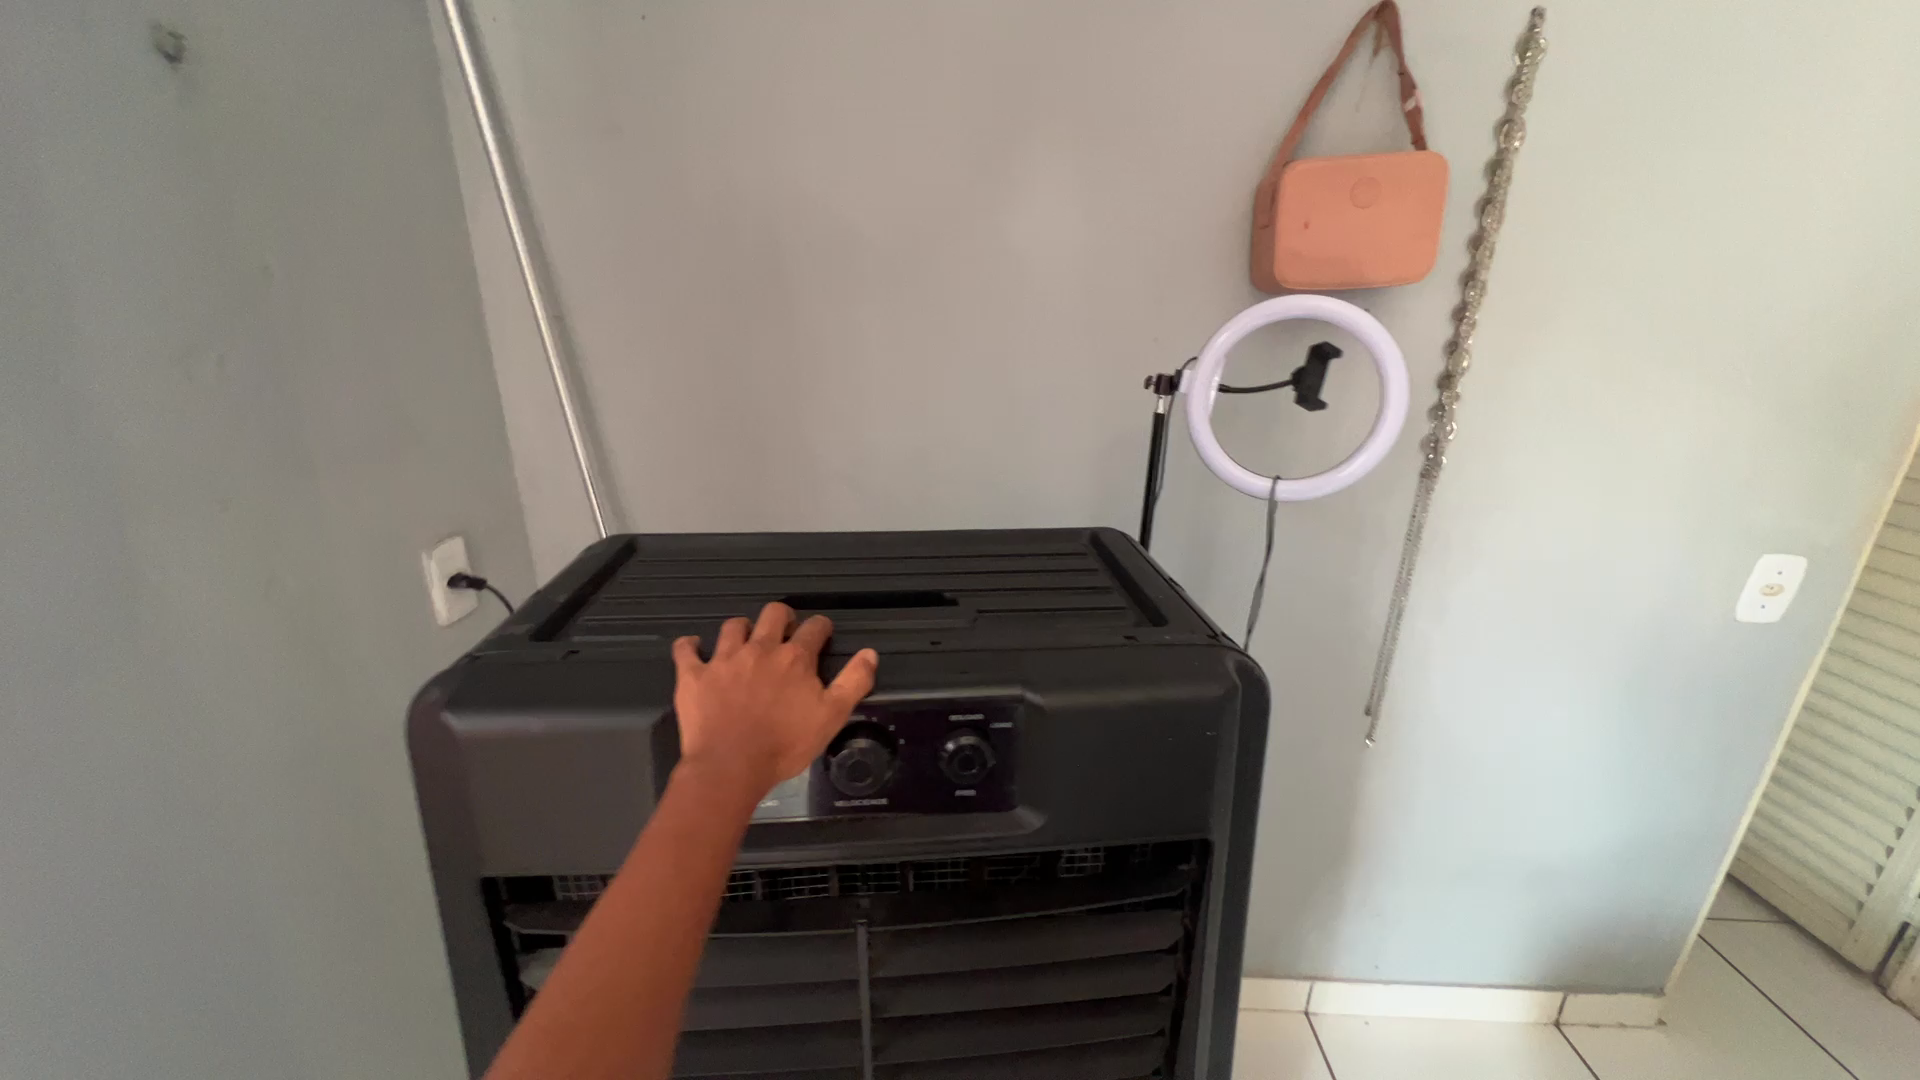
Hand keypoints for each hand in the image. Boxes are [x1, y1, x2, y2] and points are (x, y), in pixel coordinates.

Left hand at [670, 602, 878, 800]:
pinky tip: (694, 647)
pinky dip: (690, 645)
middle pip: (773, 614)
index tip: (822, 634)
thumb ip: (854, 682)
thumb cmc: (784, 745)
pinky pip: (686, 649)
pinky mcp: (694, 676)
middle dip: (783, 617)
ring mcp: (723, 659)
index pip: (814, 628)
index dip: (821, 628)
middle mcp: (760, 649)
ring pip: (733, 626)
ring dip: (742, 628)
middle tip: (785, 630)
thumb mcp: (832, 717)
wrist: (730, 767)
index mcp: (795, 658)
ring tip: (745, 639)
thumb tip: (870, 653)